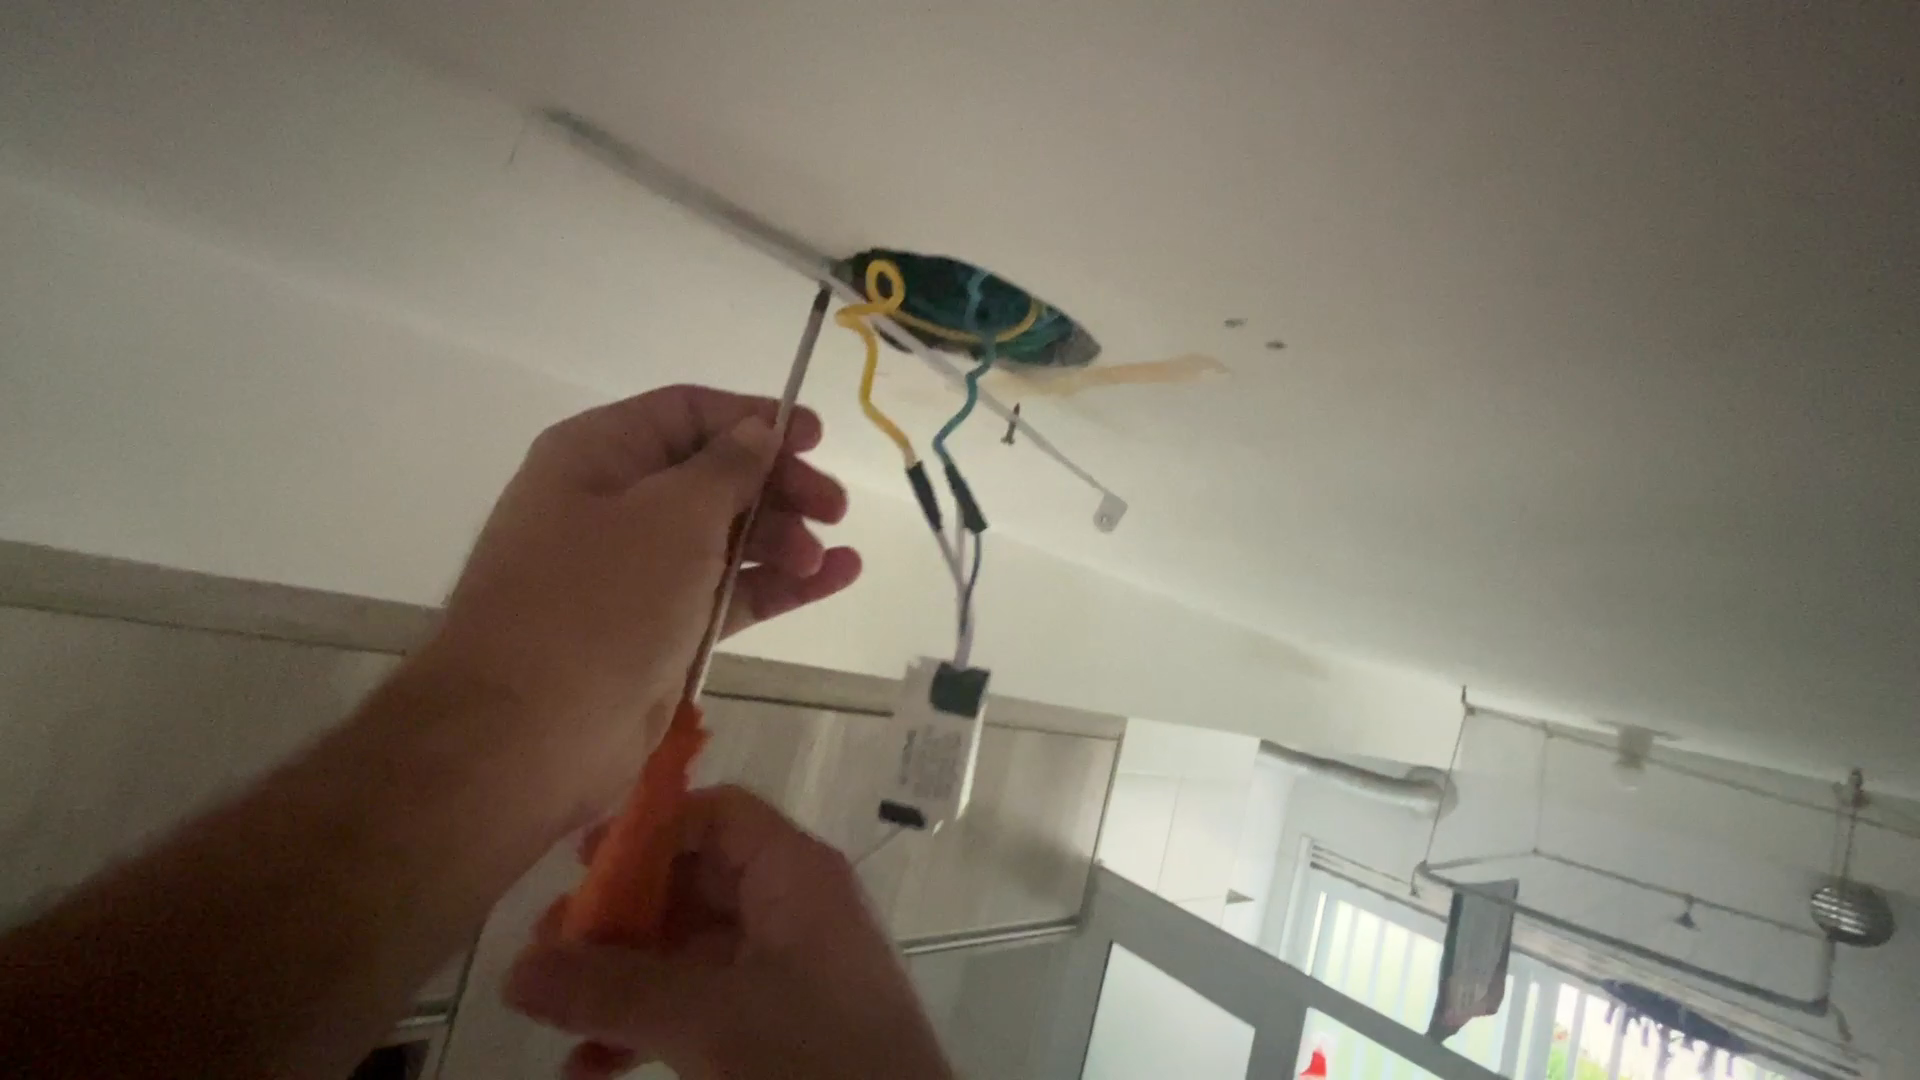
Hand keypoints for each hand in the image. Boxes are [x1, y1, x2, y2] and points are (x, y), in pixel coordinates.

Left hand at [422, 385, 861, 807]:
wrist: (531, 736)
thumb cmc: (600, 600)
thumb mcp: (673, 515)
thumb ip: (728, 466)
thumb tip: (759, 431)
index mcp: (602, 455)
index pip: (689, 413)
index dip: (755, 419)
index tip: (815, 438)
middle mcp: (619, 504)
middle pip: (717, 475)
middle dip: (780, 486)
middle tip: (834, 508)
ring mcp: (642, 570)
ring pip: (729, 536)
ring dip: (785, 539)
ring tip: (824, 561)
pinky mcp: (664, 627)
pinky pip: (732, 590)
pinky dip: (779, 584)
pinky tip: (835, 578)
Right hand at [505, 787, 953, 1079]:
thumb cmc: (815, 1058)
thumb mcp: (710, 1021)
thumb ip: (616, 993)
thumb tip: (518, 968)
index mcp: (796, 872)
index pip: (722, 815)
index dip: (654, 828)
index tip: (582, 864)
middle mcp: (796, 904)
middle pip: (700, 879)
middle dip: (622, 914)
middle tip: (547, 947)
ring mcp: (792, 963)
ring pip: (695, 947)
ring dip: (626, 976)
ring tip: (549, 1009)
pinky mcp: (785, 1017)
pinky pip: (708, 999)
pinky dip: (654, 1023)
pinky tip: (590, 1067)